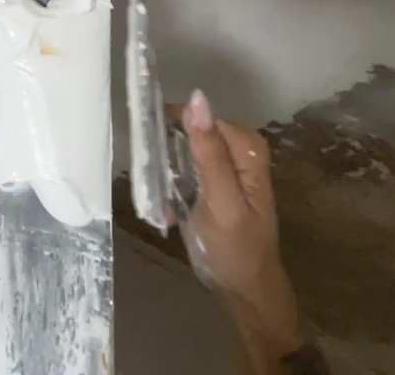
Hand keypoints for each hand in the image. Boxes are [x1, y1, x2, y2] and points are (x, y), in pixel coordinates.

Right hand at [175, 90, 302, 373]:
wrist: (244, 296)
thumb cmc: (236, 250)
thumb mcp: (221, 200)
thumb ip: (208, 150)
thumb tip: (197, 97)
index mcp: (247, 152)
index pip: (203, 117)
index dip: (174, 123)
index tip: (147, 136)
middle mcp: (237, 155)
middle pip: (191, 130)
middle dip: (166, 148)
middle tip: (149, 171)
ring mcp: (223, 171)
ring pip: (182, 149)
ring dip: (164, 169)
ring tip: (155, 191)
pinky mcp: (209, 186)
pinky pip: (181, 170)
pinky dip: (168, 184)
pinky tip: (164, 206)